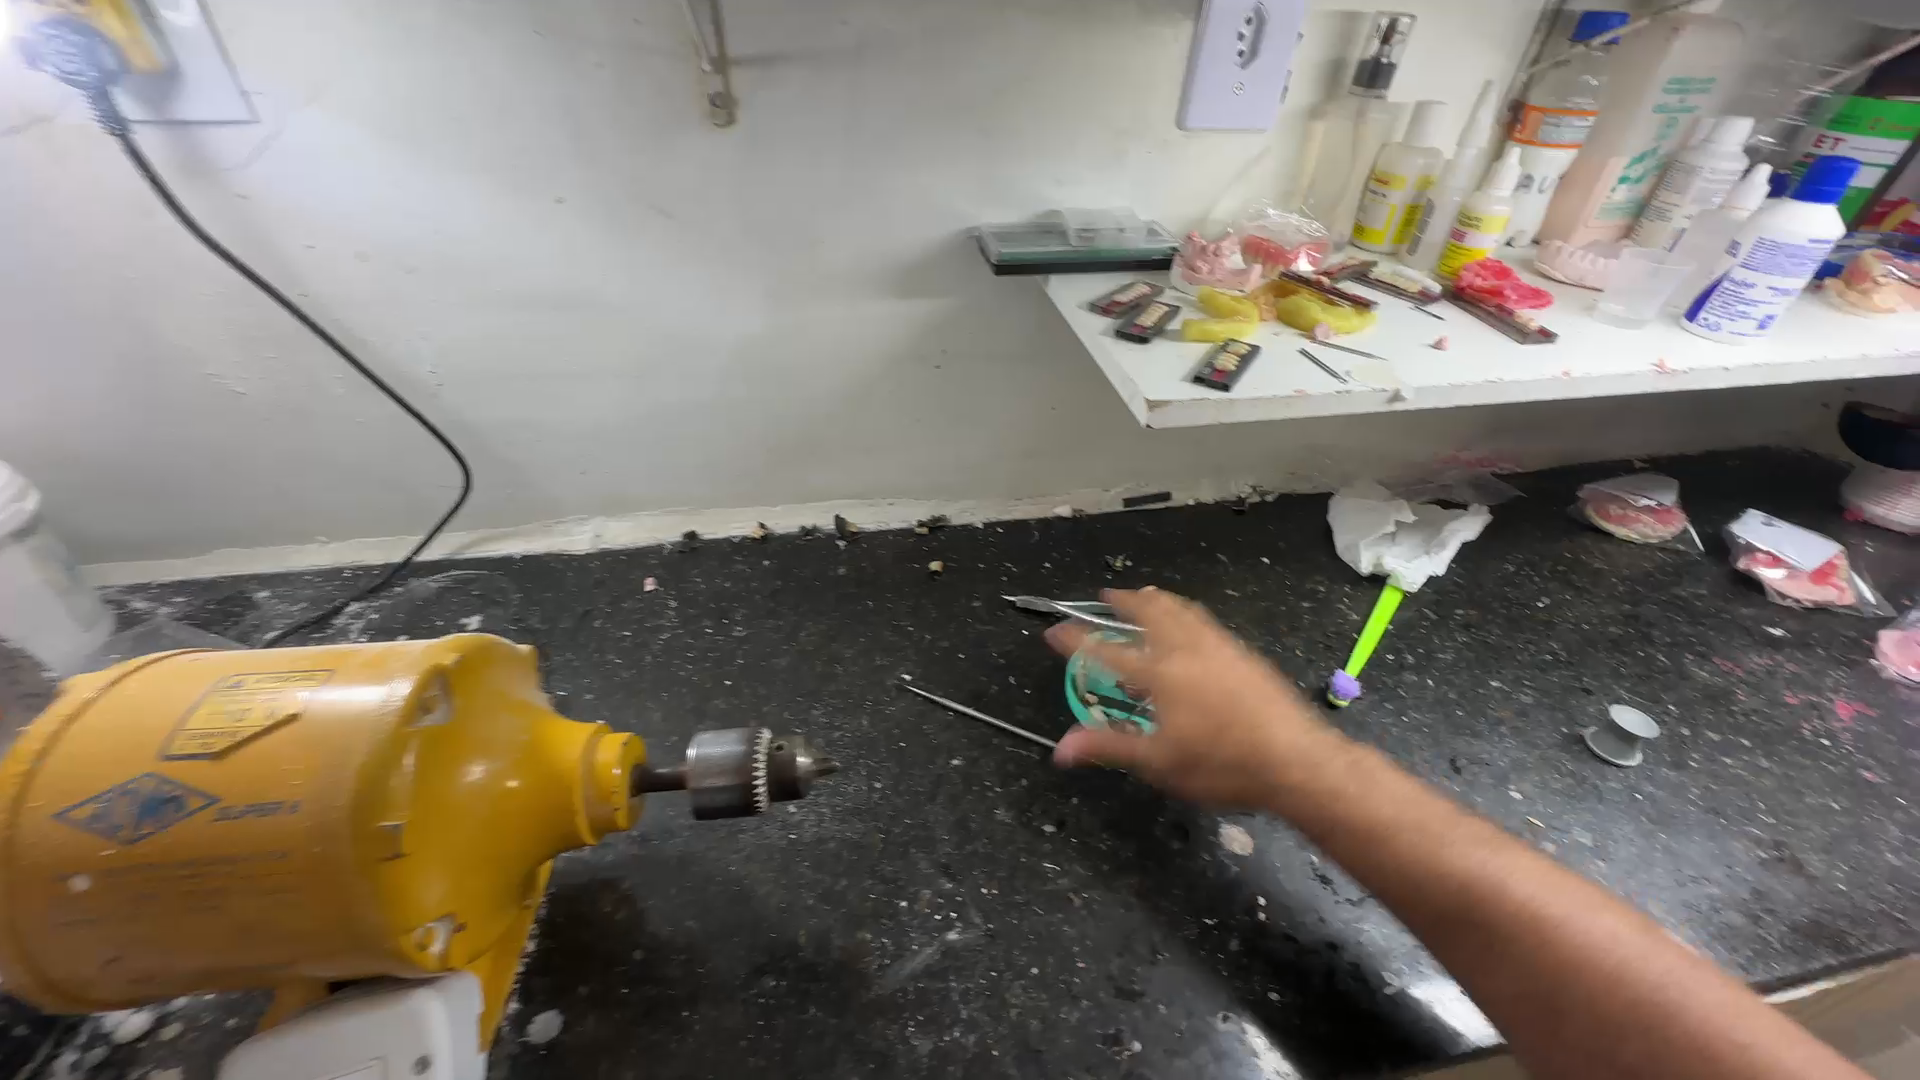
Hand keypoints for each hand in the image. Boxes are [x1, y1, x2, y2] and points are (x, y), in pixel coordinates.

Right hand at [1046, 587, 1342, 809]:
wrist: (1296, 759)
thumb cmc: (1221, 765)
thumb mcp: (1159, 763)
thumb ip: (1108, 747)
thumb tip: (1059, 750)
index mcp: (1160, 674)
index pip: (1106, 651)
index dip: (1076, 640)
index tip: (1054, 631)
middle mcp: (1185, 650)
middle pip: (1149, 613)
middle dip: (1124, 601)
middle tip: (1108, 595)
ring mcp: (1218, 647)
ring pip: (1181, 610)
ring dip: (1157, 600)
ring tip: (1146, 596)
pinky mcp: (1243, 653)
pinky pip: (1204, 620)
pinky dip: (1185, 612)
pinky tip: (1190, 624)